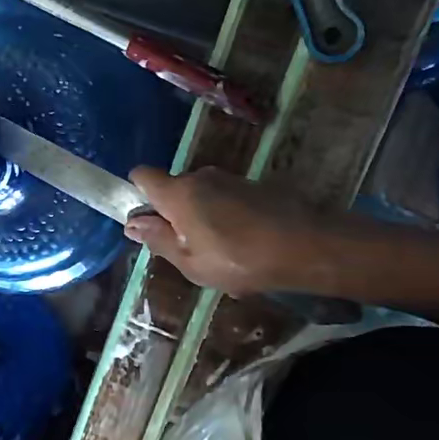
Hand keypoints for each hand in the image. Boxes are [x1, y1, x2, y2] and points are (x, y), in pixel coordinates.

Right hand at [124, 166, 338, 295]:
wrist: (306, 245)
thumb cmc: (240, 260)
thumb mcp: (191, 263)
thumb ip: (159, 240)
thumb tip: (132, 223)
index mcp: (178, 193)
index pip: (143, 175)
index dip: (137, 194)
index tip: (146, 222)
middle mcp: (200, 176)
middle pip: (173, 189)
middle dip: (173, 216)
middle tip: (188, 251)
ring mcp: (228, 178)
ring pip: (200, 196)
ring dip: (201, 219)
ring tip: (220, 255)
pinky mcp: (251, 185)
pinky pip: (224, 199)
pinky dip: (224, 218)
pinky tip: (243, 247)